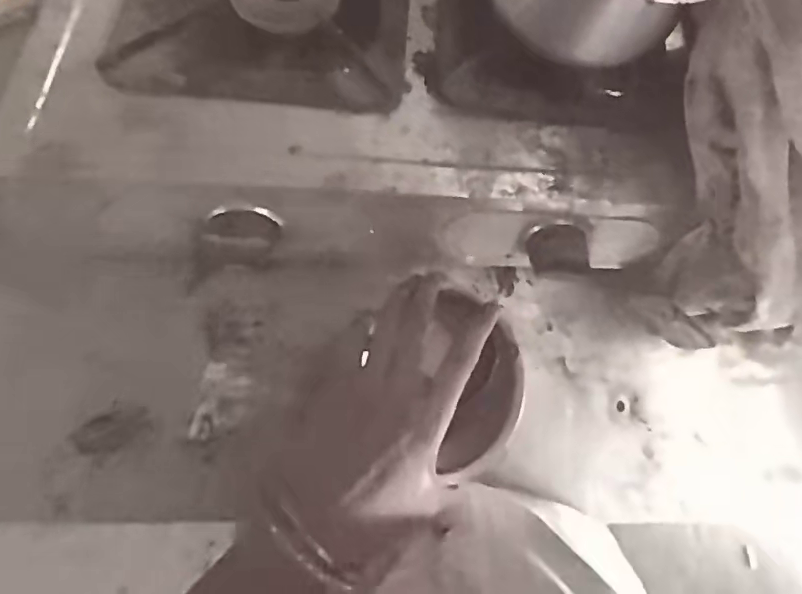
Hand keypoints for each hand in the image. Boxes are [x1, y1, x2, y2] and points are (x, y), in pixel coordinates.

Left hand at [264, 274, 500, 573]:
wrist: (310, 527)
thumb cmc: (371, 520)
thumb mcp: (422, 508)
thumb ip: (450, 495)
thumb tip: (470, 501)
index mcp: (427, 417)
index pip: (461, 360)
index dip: (479, 326)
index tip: (492, 303)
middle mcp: (398, 389)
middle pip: (416, 323)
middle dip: (428, 291)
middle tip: (436, 274)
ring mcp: (362, 381)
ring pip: (383, 322)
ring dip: (396, 299)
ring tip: (405, 286)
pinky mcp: (331, 383)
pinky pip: (348, 340)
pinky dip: (360, 325)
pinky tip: (364, 323)